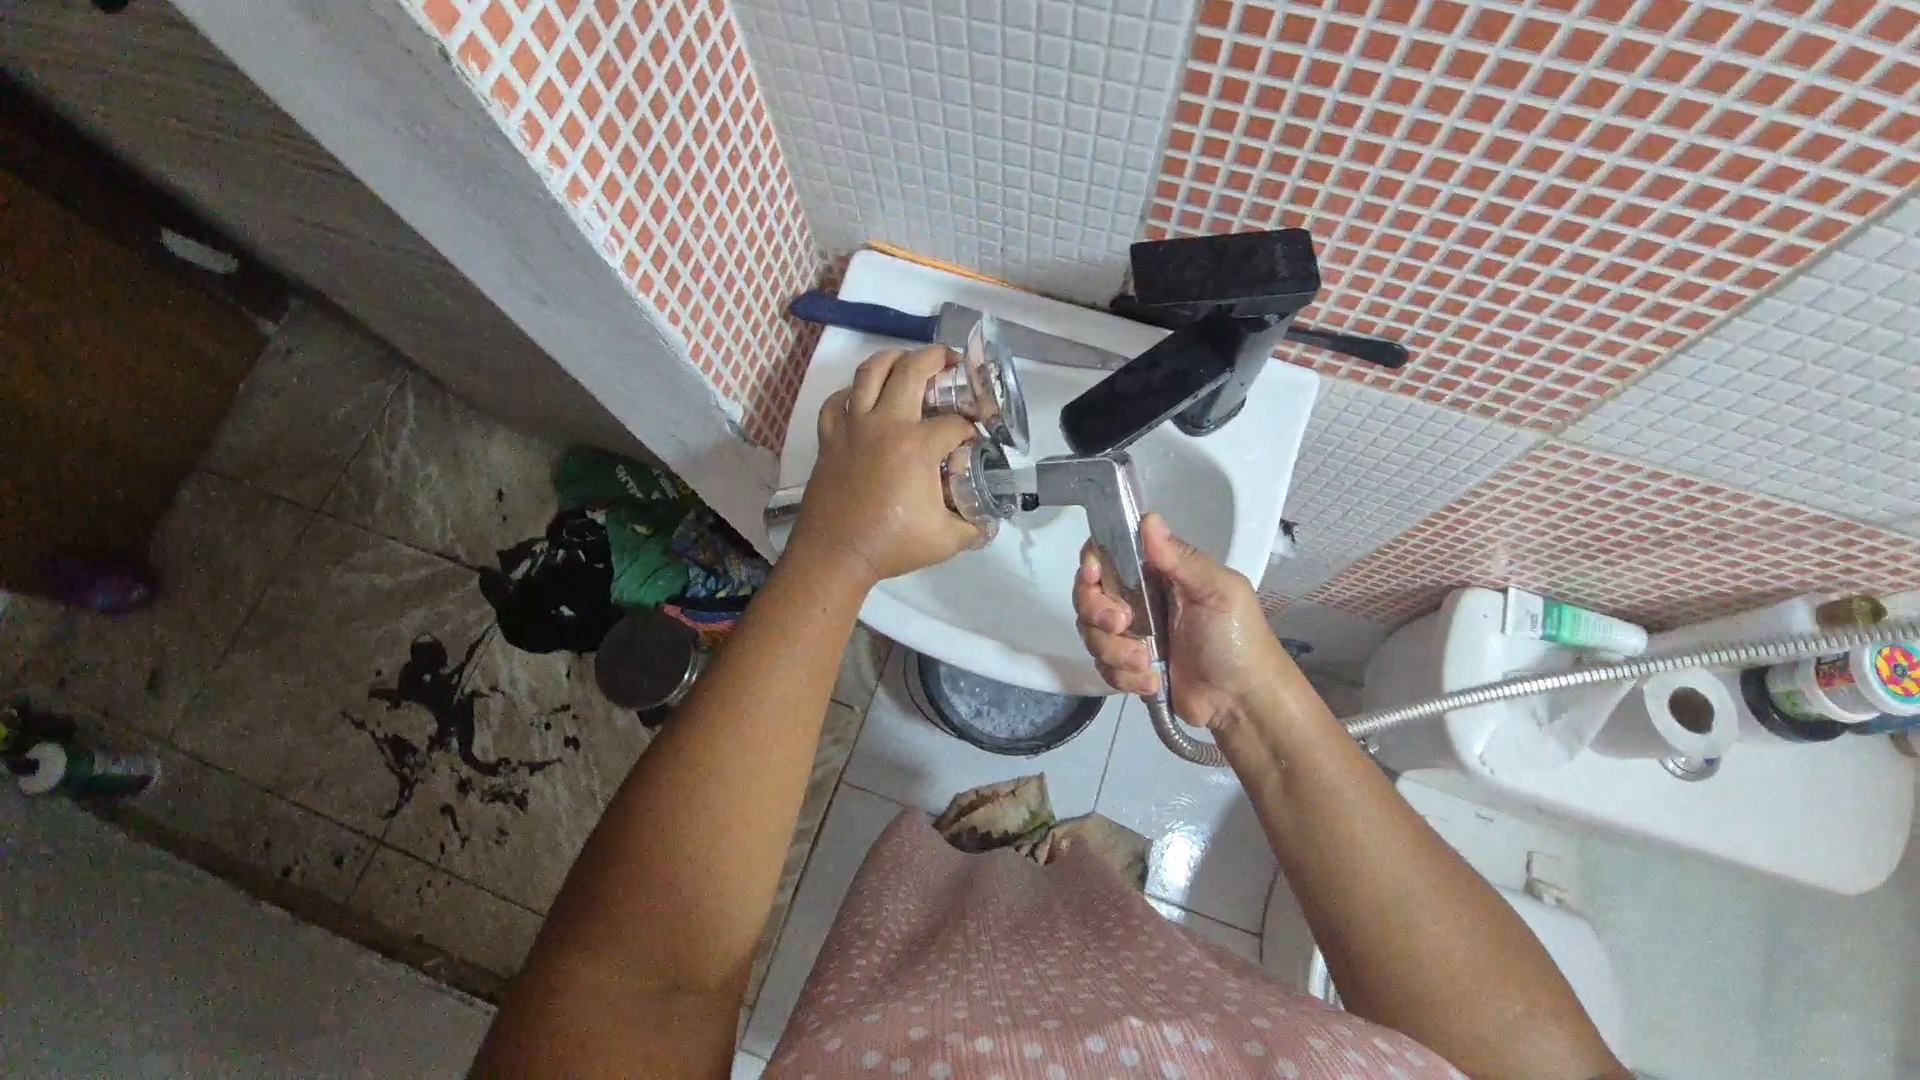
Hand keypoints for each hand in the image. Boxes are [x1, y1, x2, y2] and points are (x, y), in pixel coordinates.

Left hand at [787, 345, 983, 585]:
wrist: (836, 555)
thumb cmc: (892, 546)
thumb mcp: (947, 540)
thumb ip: (974, 525)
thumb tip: (988, 518)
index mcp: (917, 446)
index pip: (955, 424)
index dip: (971, 430)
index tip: (973, 444)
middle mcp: (886, 424)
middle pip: (912, 370)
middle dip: (937, 358)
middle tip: (950, 360)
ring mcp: (853, 427)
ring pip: (870, 372)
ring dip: (893, 358)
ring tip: (907, 361)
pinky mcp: (830, 437)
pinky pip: (837, 401)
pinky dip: (851, 393)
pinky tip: (862, 399)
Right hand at [1073, 514, 1293, 730]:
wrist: (1241, 701)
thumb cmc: (1237, 639)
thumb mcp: (1218, 592)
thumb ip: (1182, 558)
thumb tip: (1149, 518)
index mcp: (1159, 573)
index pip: (1108, 554)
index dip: (1091, 563)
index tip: (1094, 577)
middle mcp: (1139, 598)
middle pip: (1088, 595)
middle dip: (1098, 612)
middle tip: (1123, 625)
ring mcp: (1131, 634)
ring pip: (1092, 634)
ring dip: (1115, 652)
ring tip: (1147, 664)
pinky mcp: (1128, 667)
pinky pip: (1102, 666)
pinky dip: (1123, 676)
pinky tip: (1151, 681)